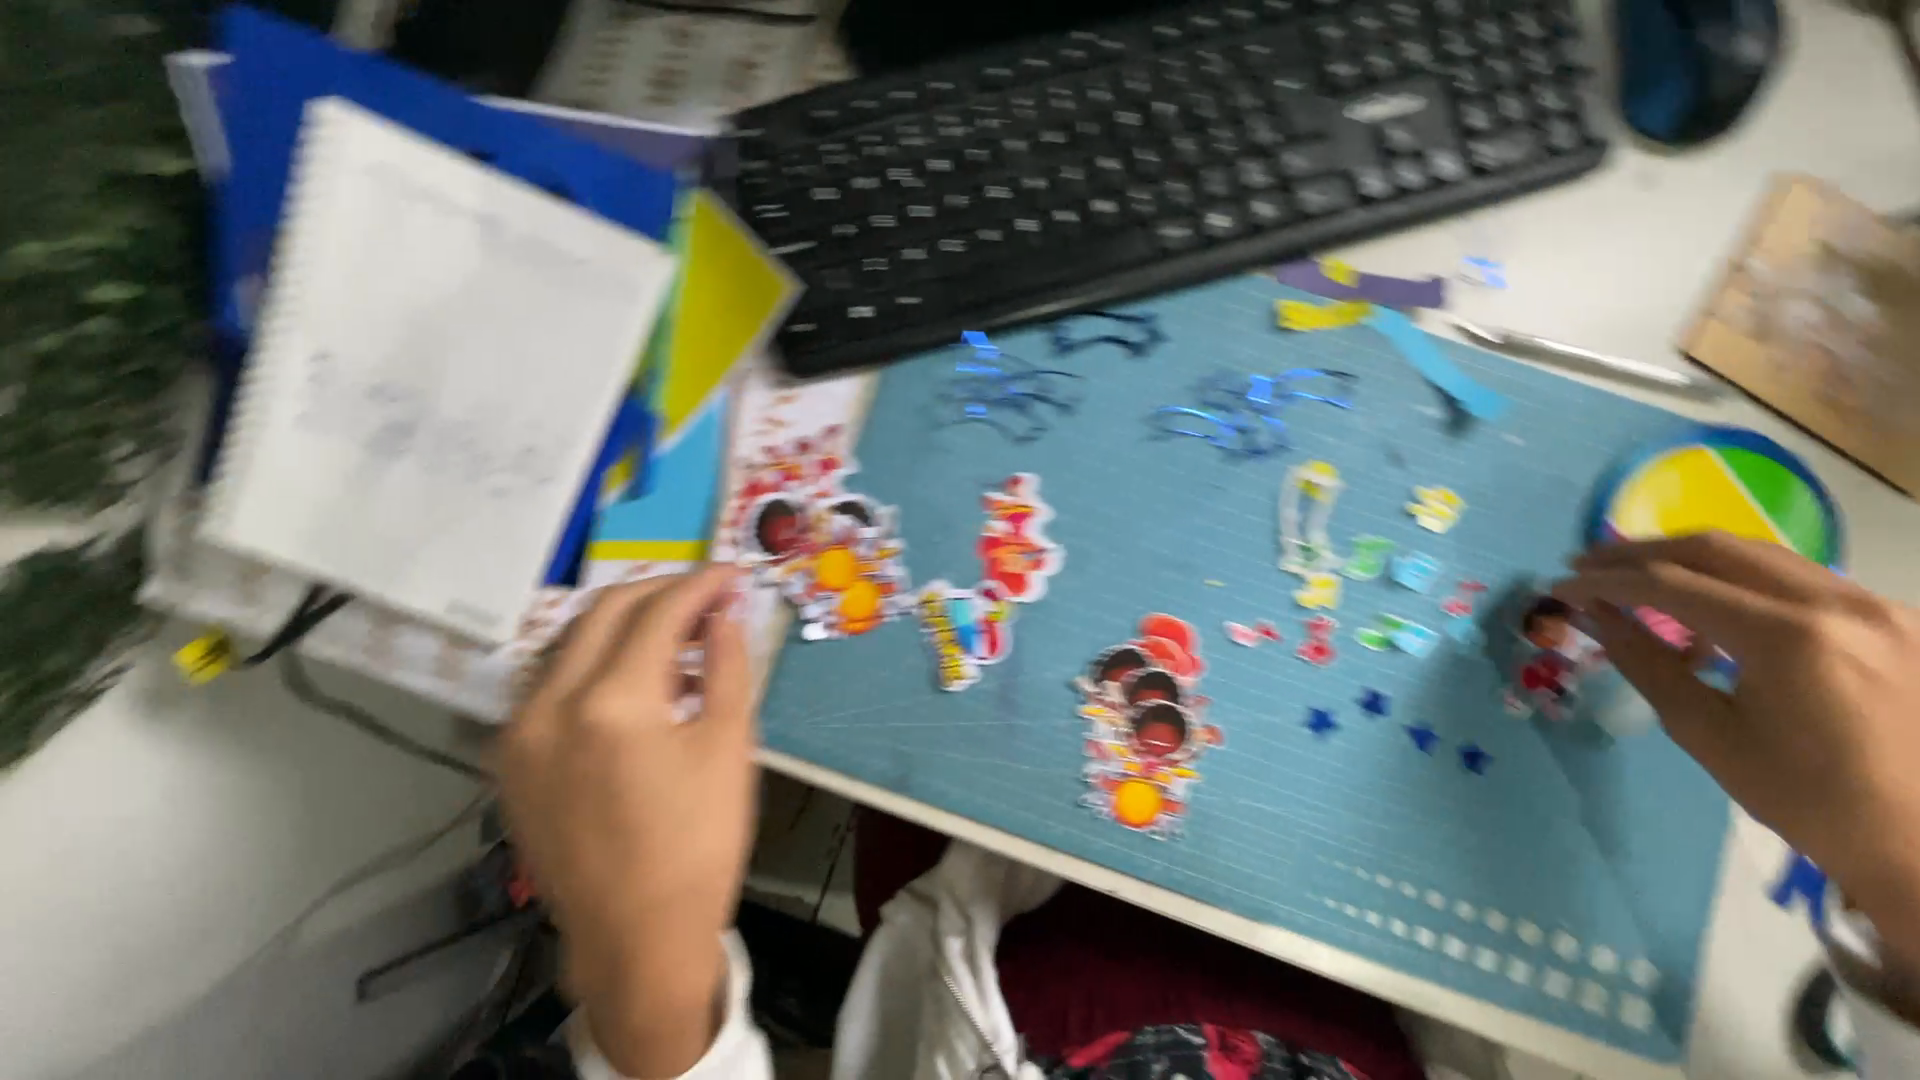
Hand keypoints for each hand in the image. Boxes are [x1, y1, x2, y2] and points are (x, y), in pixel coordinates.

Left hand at [498, 566, 756, 1077]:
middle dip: (659, 593)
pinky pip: (548, 683)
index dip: (701, 585)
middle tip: (705, 599)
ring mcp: (517, 732)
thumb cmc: (698, 843)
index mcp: (611, 703)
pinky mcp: (508, 759)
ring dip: (622, 625)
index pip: (658, 612)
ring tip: (673, 640)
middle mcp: (549, 704)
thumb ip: (727, 665)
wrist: (635, 937)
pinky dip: (591, 664)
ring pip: (568, 641)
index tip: (732, 575)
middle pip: (603, 611)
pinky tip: (630, 684)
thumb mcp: (729, 747)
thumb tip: (725, 612)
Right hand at [1553, 533, 1919, 967]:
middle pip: (1715, 549)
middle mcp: (1838, 604)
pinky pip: (1796, 578)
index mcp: (1789, 636)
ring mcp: (1875, 607)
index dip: (1604, 581)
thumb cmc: (1805, 797)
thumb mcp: (1704, 730)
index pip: (1670, 584)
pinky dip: (1735, 580)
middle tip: (1586, 565)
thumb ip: (1645, 660)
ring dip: (1686, 561)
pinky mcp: (1892, 619)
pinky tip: (1708, 608)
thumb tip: (1595, 613)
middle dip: (1640, 553)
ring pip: (1758, 555)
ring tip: (1634, 578)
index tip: (1557, 586)